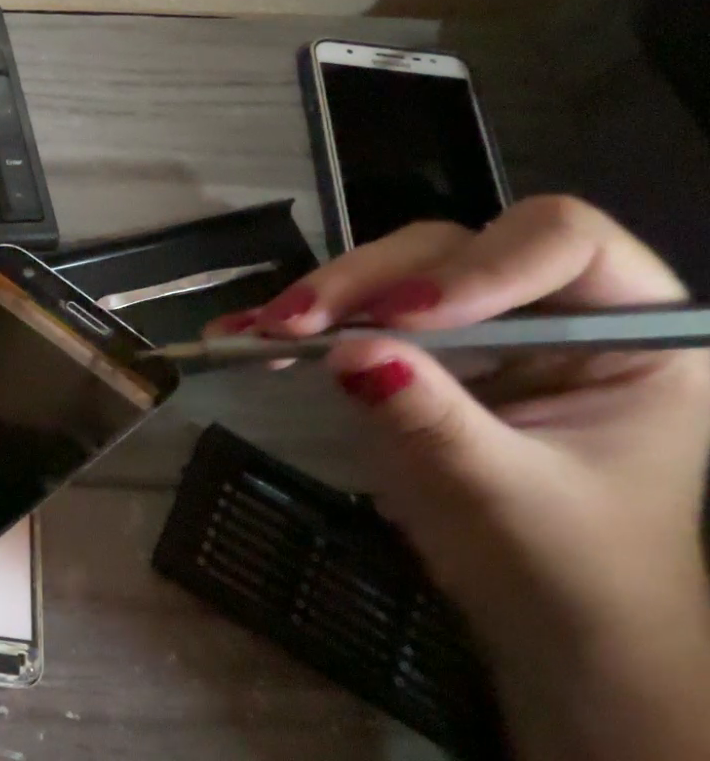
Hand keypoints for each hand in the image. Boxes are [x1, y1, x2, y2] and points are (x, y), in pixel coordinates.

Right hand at [210, 196, 709, 760]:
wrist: (550, 630)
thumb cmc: (570, 572)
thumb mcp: (508, 495)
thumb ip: (437, 420)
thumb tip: (350, 355)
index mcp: (630, 337)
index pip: (563, 244)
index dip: (481, 265)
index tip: (407, 319)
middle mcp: (552, 313)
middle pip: (452, 248)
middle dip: (368, 281)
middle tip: (295, 322)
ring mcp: (478, 330)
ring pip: (390, 272)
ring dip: (322, 298)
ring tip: (260, 333)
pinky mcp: (417, 352)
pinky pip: (353, 316)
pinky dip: (297, 325)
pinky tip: (244, 337)